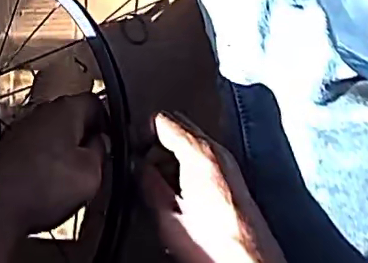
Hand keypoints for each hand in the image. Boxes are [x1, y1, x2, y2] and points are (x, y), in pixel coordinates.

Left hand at [0, 94, 106, 261]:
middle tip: (93, 163)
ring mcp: (25, 125)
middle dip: (85, 136)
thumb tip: (100, 142)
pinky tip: (48, 180)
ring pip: (55, 130)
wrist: (0, 203)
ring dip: (65, 148)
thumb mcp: (90, 174)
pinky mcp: (12, 143)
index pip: (95, 102)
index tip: (111, 143)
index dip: (107, 122)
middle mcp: (44, 109)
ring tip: (70, 176)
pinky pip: (38, 144)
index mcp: (66, 108)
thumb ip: (101, 152)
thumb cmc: (46, 185)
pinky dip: (46, 157)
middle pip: (74, 116)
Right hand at [142, 112, 286, 262]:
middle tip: (143, 166)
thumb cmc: (216, 249)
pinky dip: (187, 164)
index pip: (160, 118)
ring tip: (162, 185)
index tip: (132, 149)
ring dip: (172, 154)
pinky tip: (183, 194)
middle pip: (177, 123)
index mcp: (198, 151)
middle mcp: (216, 149)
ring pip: (190, 139)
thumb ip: (147, 182)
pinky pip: (203, 156)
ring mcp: (229, 162)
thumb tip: (136, 166)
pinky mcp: (235, 178)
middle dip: (157, 141)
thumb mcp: (167, 217)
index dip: (140, 132)